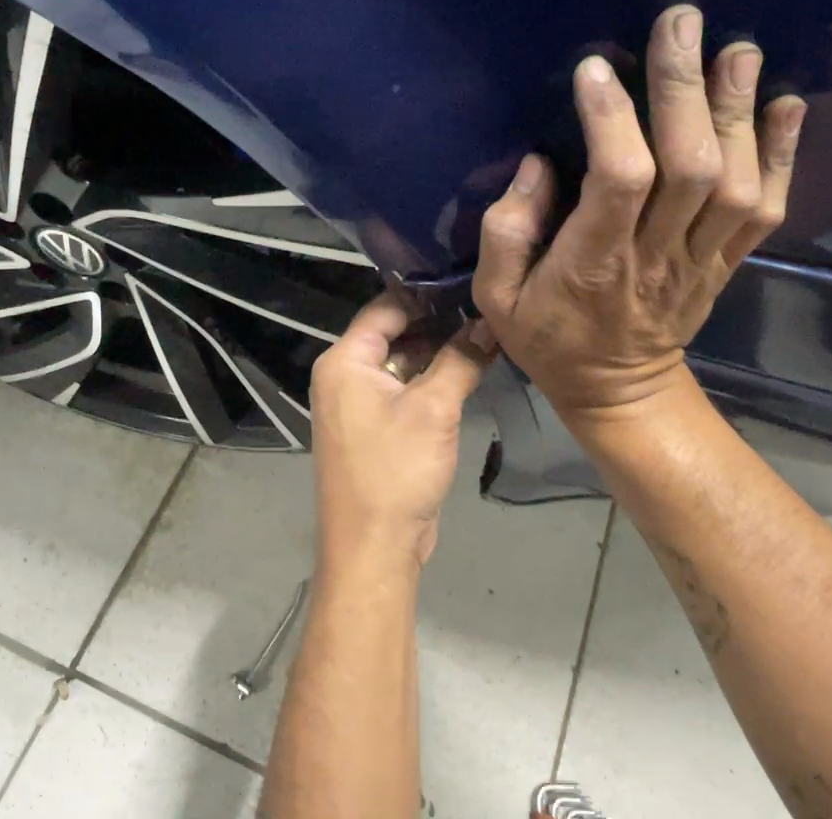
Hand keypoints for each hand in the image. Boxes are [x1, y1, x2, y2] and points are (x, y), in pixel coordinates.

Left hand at [309, 294, 497, 569]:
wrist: (374, 546)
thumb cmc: (396, 470)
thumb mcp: (434, 409)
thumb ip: (461, 359)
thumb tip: (488, 323)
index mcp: (344, 361)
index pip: (386, 308)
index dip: (426, 295)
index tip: (470, 286)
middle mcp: (343, 376)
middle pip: (393, 335)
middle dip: (437, 325)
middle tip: (486, 311)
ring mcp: (357, 405)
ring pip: (401, 364)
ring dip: (437, 355)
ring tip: (486, 336)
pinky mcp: (374, 429)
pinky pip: (402, 392)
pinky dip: (430, 382)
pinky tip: (468, 372)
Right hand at [473, 5, 806, 432]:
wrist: (618, 391)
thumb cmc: (548, 340)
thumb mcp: (496, 300)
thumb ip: (506, 233)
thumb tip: (538, 165)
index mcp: (593, 263)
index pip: (618, 180)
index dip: (613, 120)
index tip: (598, 67)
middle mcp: (657, 255)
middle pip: (687, 167)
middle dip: (685, 90)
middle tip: (681, 22)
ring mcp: (701, 259)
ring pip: (734, 182)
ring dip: (739, 111)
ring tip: (738, 49)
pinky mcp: (726, 262)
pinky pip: (766, 209)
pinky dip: (781, 156)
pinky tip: (786, 104)